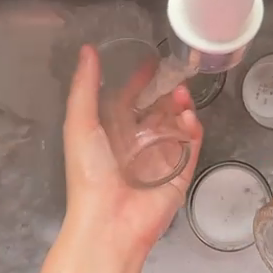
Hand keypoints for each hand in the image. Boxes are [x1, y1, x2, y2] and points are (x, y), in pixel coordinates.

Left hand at [60, 45, 202, 266]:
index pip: (131, 99)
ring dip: (181, 106)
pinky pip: (191, 144)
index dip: (141, 81)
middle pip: (159, 108)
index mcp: (114, 132)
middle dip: (167, 91)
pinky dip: (193, 128)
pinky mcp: (180, 171)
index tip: (152, 63)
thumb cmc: (90, 173)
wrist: (108, 223)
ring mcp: (161, 156)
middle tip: (176, 77)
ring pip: (177, 122)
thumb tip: (87, 50)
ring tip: (181, 95)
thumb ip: (84, 87)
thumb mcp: (80, 124)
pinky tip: (188, 117)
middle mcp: (139, 142)